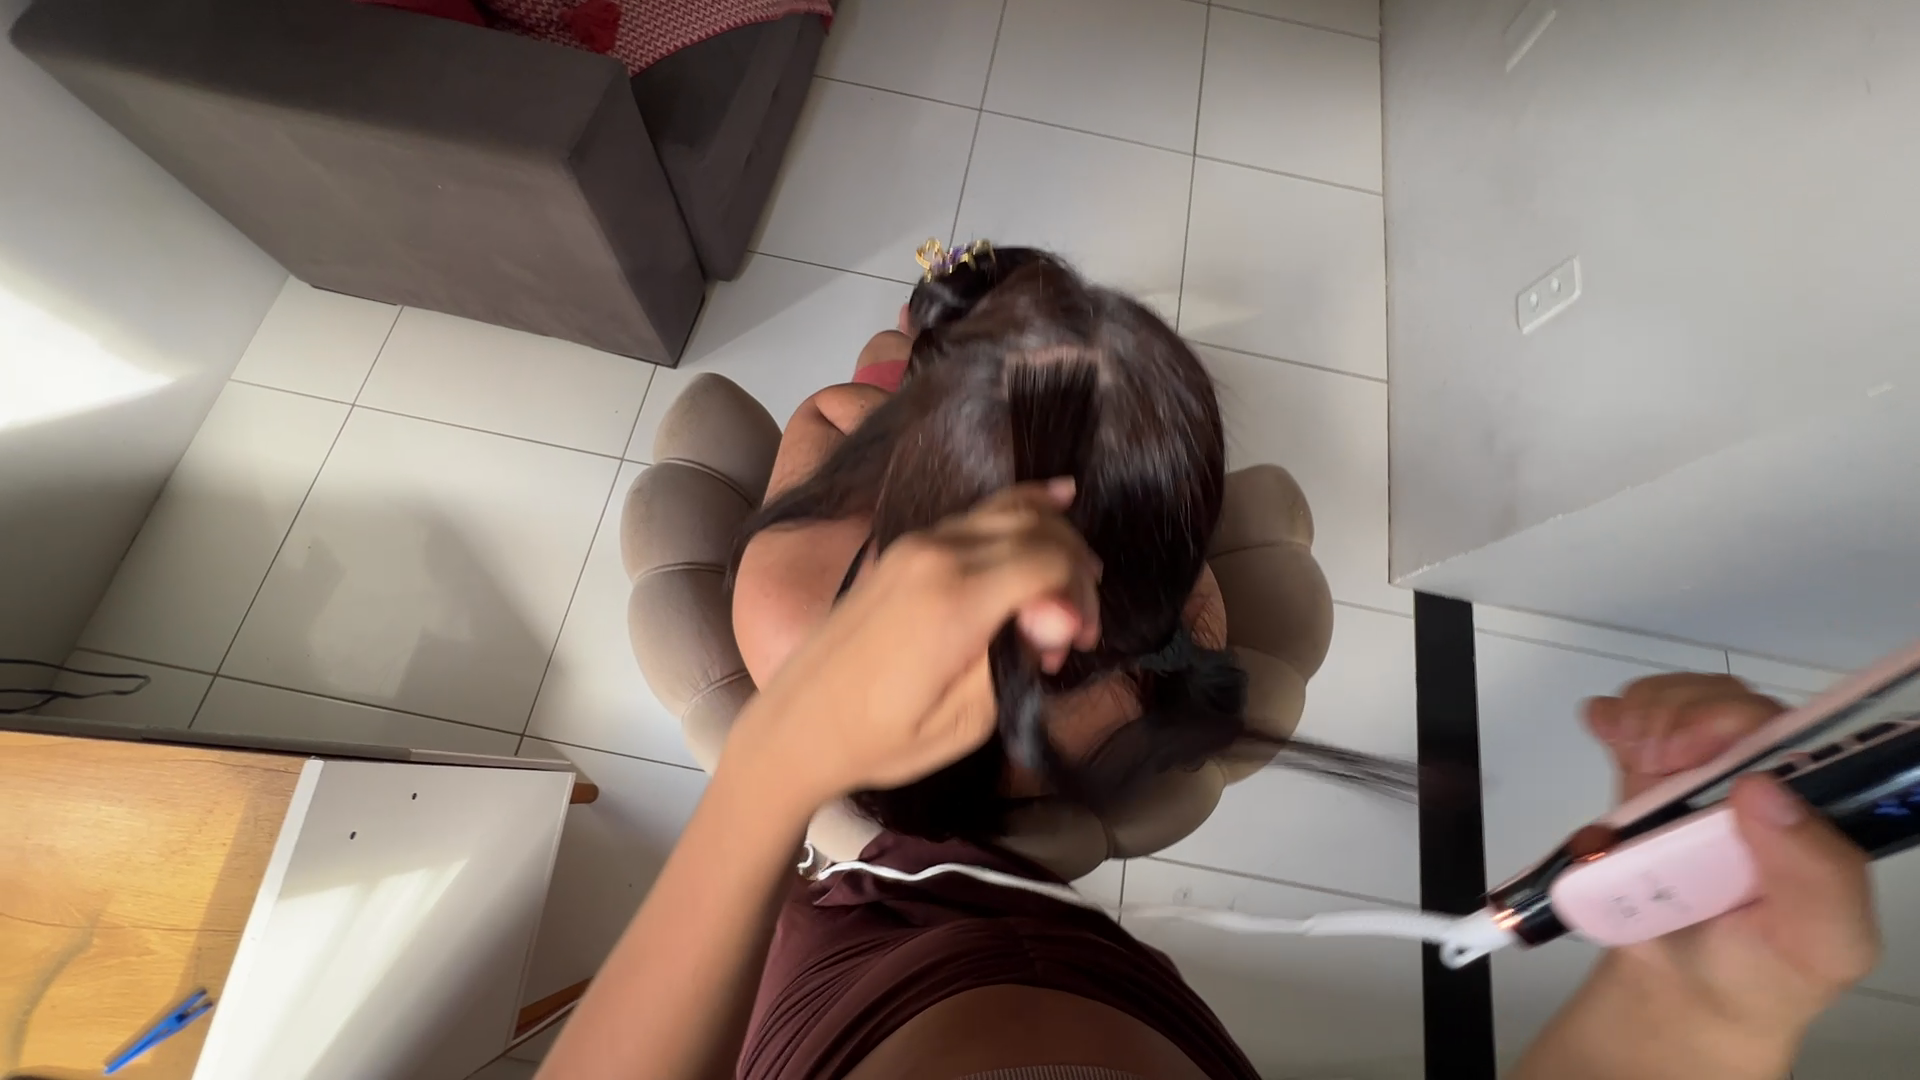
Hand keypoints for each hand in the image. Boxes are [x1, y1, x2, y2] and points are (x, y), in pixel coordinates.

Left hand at [727, 480, 1100, 806]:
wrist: (797, 725)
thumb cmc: (880, 739)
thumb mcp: (963, 721)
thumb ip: (1017, 656)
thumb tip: (1061, 614)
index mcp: (954, 601)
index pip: (1050, 563)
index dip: (1081, 599)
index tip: (1080, 644)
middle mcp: (936, 555)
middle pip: (1036, 529)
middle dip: (1075, 569)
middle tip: (1078, 627)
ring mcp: (917, 543)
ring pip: (1009, 510)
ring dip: (1053, 538)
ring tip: (1075, 581)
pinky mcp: (905, 547)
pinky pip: (977, 514)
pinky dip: (1020, 511)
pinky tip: (1053, 499)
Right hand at [1583, 675, 1878, 1068]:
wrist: (1678, 979)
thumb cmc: (1762, 967)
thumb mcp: (1820, 942)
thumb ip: (1815, 875)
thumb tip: (1763, 788)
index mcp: (1813, 807)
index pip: (1789, 730)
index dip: (1734, 720)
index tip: (1689, 753)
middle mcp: (1756, 778)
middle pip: (1722, 700)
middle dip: (1677, 712)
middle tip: (1655, 759)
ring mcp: (1692, 772)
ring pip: (1672, 699)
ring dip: (1642, 712)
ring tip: (1631, 756)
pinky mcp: (1639, 774)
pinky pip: (1624, 718)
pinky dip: (1610, 714)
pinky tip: (1605, 732)